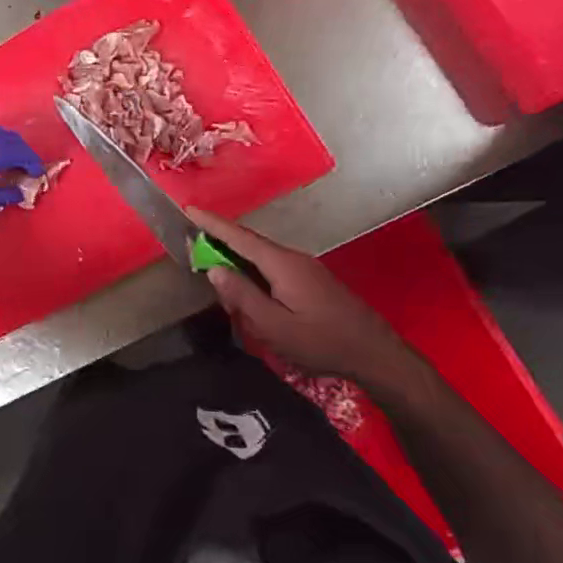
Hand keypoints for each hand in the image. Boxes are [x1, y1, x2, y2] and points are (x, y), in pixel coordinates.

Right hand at [190, 209, 414, 384]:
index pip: (241, 238)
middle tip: (193, 253)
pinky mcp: (310, 281)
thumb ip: (242, 296)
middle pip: (249, 245)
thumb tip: (215, 270)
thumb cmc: (322, 342)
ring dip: (236, 264)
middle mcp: (294, 259)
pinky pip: (272, 270)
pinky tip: (246, 293)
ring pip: (261, 260)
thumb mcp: (274, 326)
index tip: (190, 209)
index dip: (213, 224)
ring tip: (216, 280)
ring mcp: (305, 269)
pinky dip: (251, 274)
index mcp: (283, 265)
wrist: (373, 353)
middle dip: (220, 244)